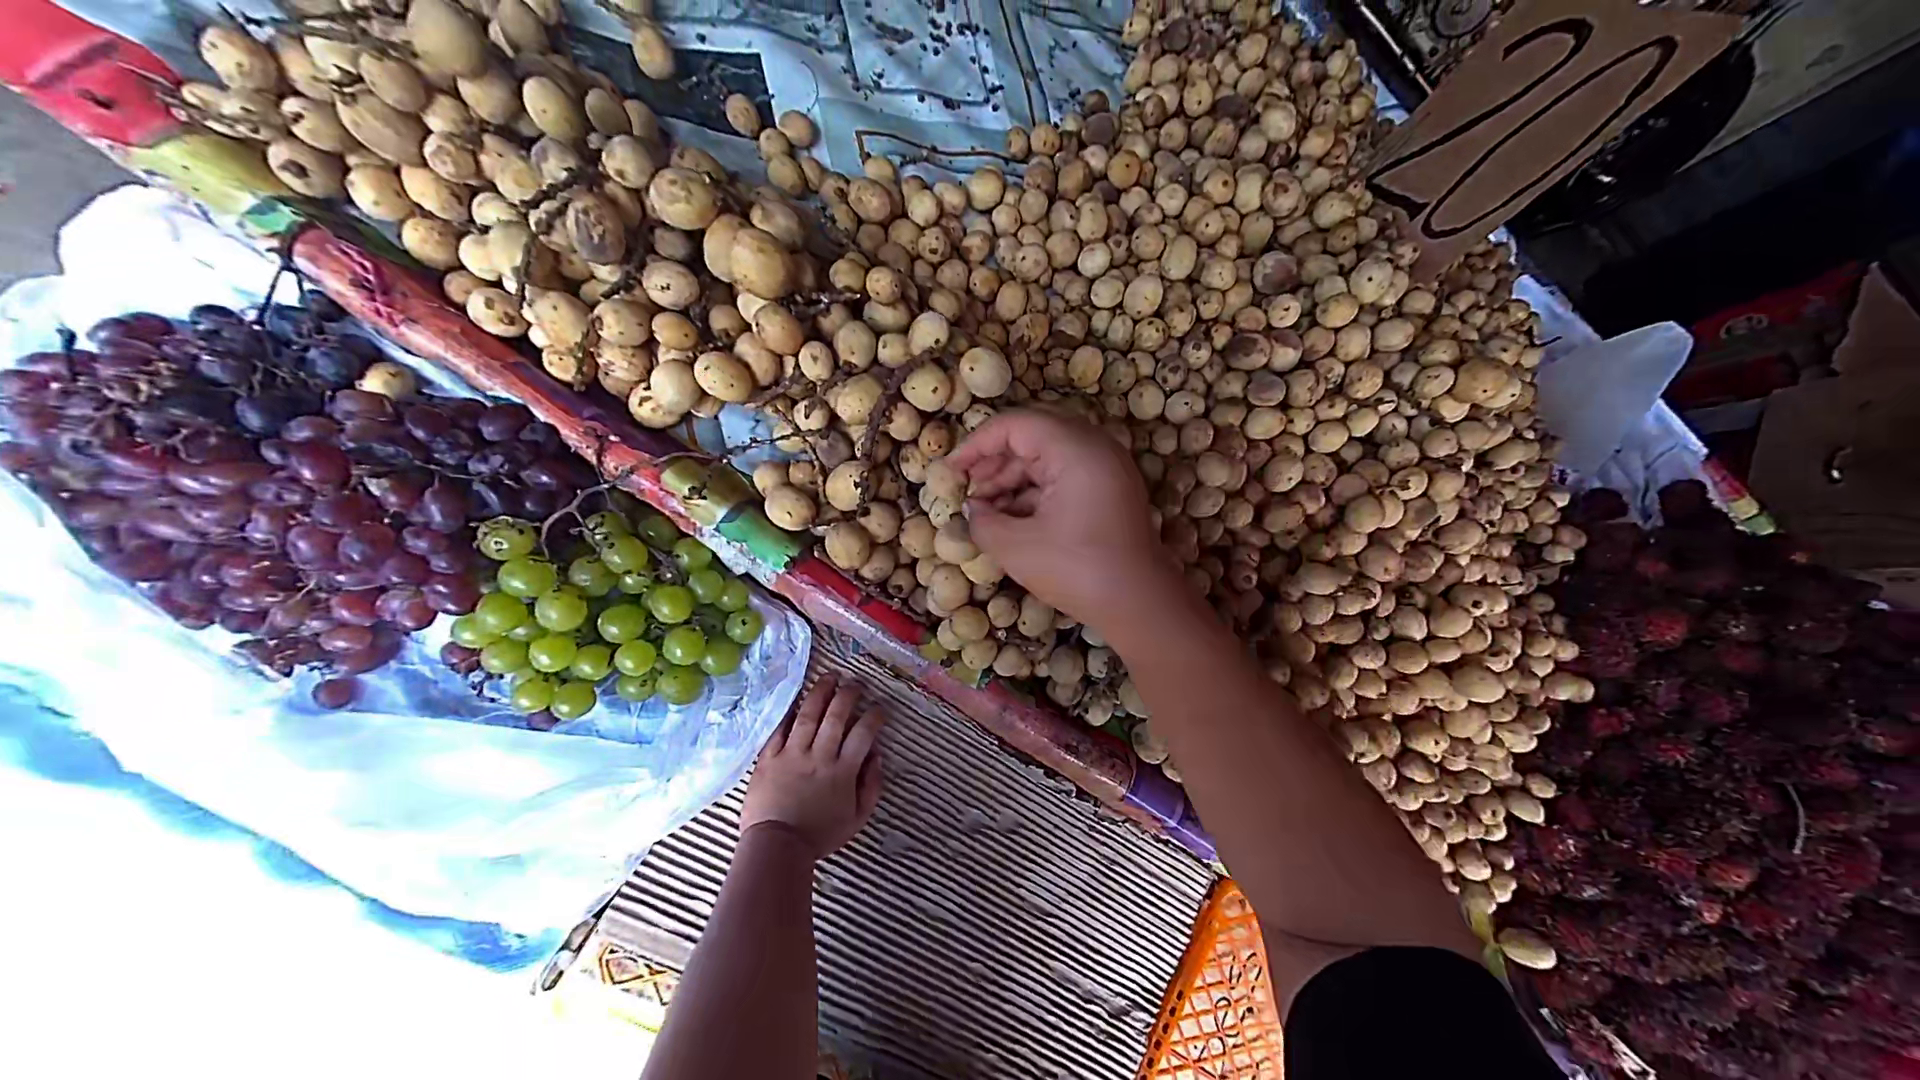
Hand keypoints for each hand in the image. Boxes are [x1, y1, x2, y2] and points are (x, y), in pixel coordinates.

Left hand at [740, 674, 884, 858]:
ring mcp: (792, 754)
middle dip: (848, 694)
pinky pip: (779, 728)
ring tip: (830, 677)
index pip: (863, 733)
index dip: (874, 716)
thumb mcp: (857, 818)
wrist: (777, 847)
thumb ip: (871, 786)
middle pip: (836, 716)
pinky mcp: (769, 757)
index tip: (879, 708)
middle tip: (856, 683)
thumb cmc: (819, 835)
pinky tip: (797, 698)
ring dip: (821, 692)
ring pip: (808, 715)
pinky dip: (789, 712)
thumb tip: (876, 756)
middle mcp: (819, 756)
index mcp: (843, 770)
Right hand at [946, 409, 1183, 634]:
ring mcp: (1105, 468)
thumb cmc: (1077, 570)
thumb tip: (973, 509)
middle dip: (993, 463)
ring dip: (1011, 480)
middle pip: (1032, 437)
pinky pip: (1063, 477)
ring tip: (984, 511)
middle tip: (966, 490)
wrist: (1140, 604)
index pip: (1015, 425)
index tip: (951, 472)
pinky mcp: (1108, 490)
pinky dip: (1034, 493)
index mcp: (1075, 449)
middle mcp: (1094, 448)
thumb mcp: (1016, 547)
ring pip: (1046, 458)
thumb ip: (983, 521)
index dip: (976, 445)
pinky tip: (1011, 519)